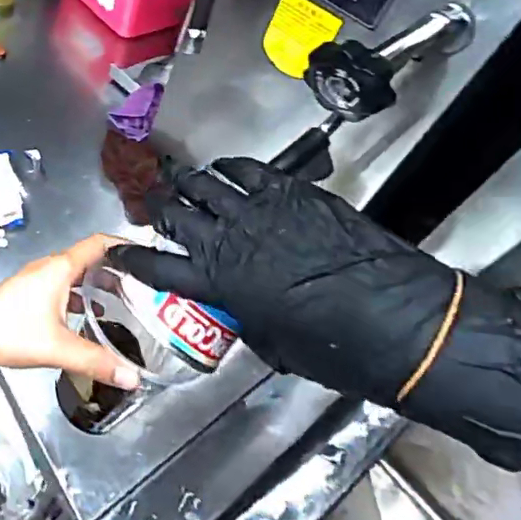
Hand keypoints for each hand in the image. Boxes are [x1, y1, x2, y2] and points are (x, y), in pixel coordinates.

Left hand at [0, 234, 139, 390]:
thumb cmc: (12, 331)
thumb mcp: (59, 348)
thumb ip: (98, 362)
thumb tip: (135, 378)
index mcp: (60, 268)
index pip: (97, 244)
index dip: (123, 246)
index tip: (146, 256)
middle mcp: (50, 267)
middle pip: (89, 260)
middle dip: (116, 269)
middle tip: (143, 286)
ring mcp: (37, 279)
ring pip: (75, 275)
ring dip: (98, 283)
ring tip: (123, 301)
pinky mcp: (29, 292)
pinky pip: (63, 286)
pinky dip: (80, 295)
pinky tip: (88, 316)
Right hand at [109, 158, 520, 470]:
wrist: (404, 326)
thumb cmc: (337, 351)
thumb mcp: (270, 342)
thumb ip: (237, 312)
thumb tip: (231, 300)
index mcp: (219, 283)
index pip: (158, 267)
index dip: (131, 259)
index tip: (115, 252)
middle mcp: (227, 241)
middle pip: (175, 214)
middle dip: (156, 207)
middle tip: (151, 203)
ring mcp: (256, 212)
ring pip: (204, 185)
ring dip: (187, 183)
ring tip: (181, 180)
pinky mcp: (288, 193)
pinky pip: (246, 171)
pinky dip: (229, 168)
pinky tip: (225, 169)